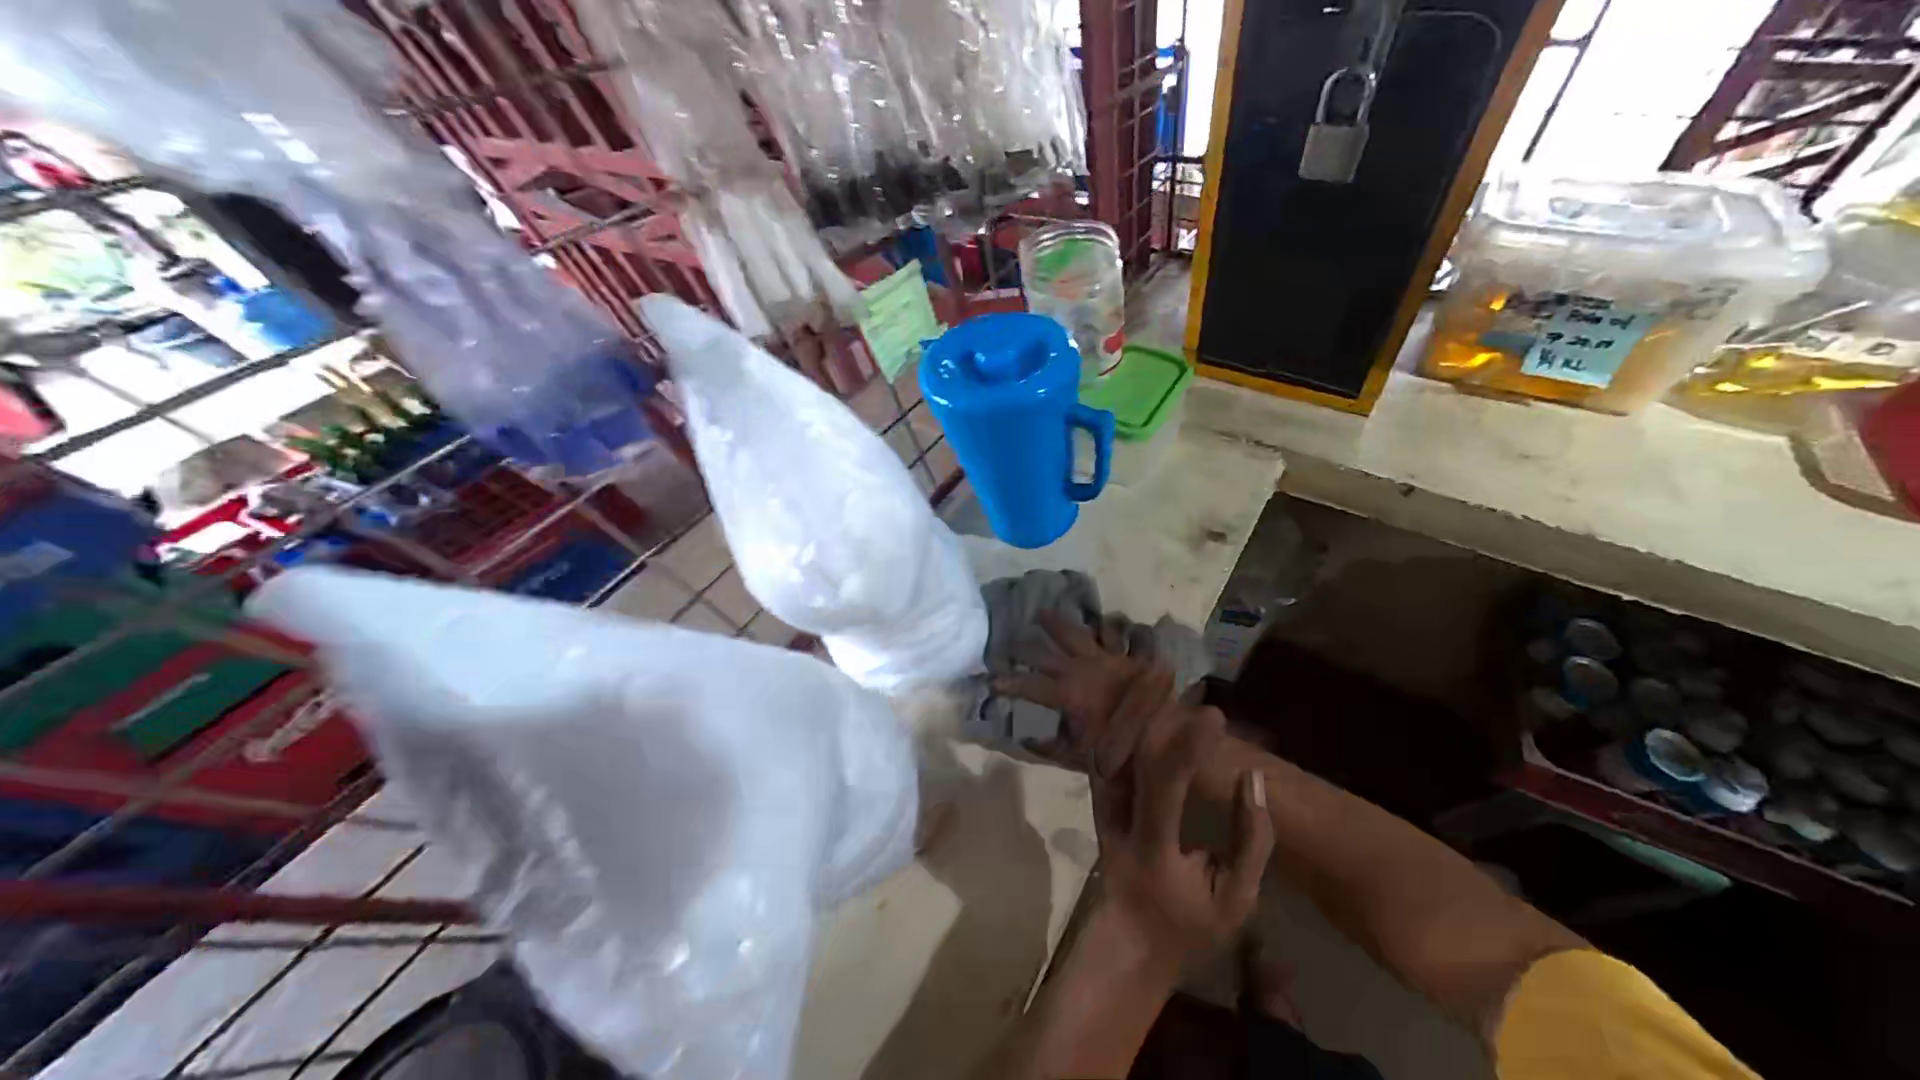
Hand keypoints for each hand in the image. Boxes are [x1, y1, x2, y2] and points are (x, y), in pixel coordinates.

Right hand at [994, 609, 1171, 776]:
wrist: (1167, 731)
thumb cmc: (1121, 749)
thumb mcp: (1080, 756)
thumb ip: (1051, 748)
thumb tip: (1026, 740)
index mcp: (1067, 693)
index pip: (1029, 686)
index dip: (1008, 683)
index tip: (990, 681)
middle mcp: (1082, 669)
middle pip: (1046, 653)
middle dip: (1025, 648)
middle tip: (1010, 642)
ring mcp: (1105, 658)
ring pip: (1076, 633)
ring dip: (1057, 624)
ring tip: (1042, 613)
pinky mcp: (1127, 656)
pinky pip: (1114, 634)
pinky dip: (1105, 627)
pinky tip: (1098, 621)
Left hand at [1092, 693, 1274, 971]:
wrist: (1132, 933)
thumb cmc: (1192, 922)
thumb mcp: (1236, 899)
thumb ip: (1250, 841)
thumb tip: (1255, 778)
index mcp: (1152, 848)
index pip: (1163, 788)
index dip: (1186, 748)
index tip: (1215, 715)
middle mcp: (1116, 820)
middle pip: (1119, 755)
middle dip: (1141, 709)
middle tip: (1169, 673)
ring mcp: (1100, 806)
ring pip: (1104, 746)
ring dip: (1126, 705)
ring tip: (1152, 671)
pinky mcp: (1098, 797)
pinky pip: (1101, 749)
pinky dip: (1117, 717)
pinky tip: (1136, 692)